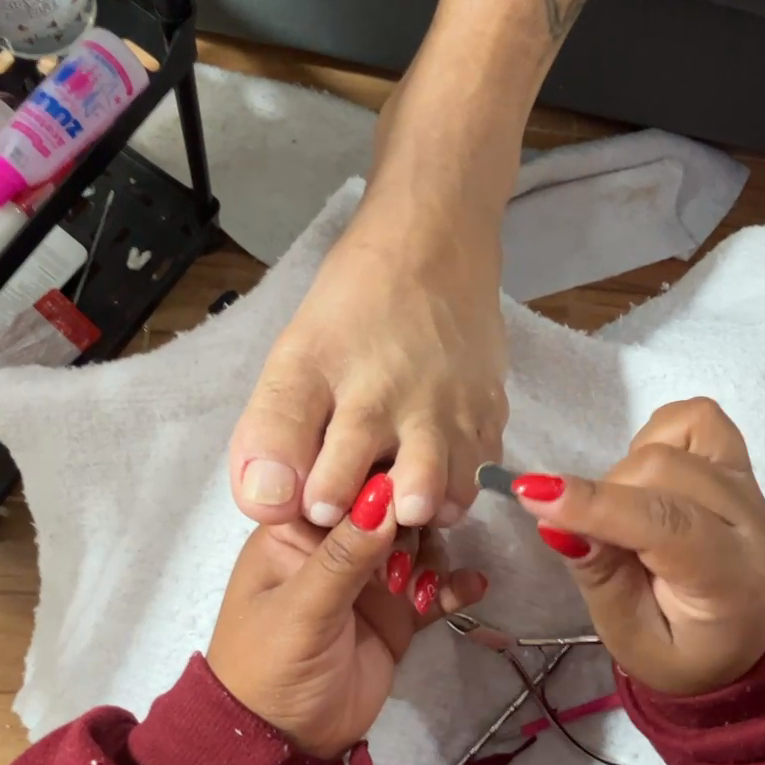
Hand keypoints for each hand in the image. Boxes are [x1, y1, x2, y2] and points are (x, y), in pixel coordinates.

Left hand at [207, 474, 489, 758]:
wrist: (284, 745)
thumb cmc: (272, 668)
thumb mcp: (303, 609)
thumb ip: (346, 554)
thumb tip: (387, 494)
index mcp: (296, 531)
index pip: (341, 482)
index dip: (377, 481)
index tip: (407, 493)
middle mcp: (337, 546)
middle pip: (389, 509)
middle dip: (408, 528)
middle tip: (404, 567)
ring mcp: (370, 579)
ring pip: (418, 544)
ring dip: (429, 560)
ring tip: (418, 593)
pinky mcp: (398, 613)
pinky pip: (434, 588)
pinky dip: (454, 586)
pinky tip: (474, 586)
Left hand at [228, 190, 508, 530]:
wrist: (434, 243)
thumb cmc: (354, 304)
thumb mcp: (295, 358)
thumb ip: (272, 431)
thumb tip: (268, 505)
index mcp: (355, 401)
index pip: (330, 495)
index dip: (317, 508)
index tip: (315, 498)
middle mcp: (416, 415)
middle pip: (404, 503)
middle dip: (379, 521)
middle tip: (364, 502)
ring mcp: (463, 415)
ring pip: (451, 500)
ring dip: (425, 508)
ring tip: (402, 493)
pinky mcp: (496, 412)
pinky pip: (482, 475)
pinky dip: (458, 486)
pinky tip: (437, 468)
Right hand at [509, 398, 764, 696]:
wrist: (735, 638)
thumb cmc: (678, 646)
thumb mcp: (628, 636)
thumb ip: (597, 576)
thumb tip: (552, 520)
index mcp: (729, 580)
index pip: (666, 525)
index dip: (597, 505)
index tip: (532, 495)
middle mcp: (749, 522)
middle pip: (661, 472)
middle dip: (605, 496)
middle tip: (594, 536)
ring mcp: (747, 484)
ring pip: (672, 442)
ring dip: (626, 472)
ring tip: (626, 512)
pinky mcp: (738, 461)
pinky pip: (694, 419)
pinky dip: (657, 436)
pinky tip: (649, 479)